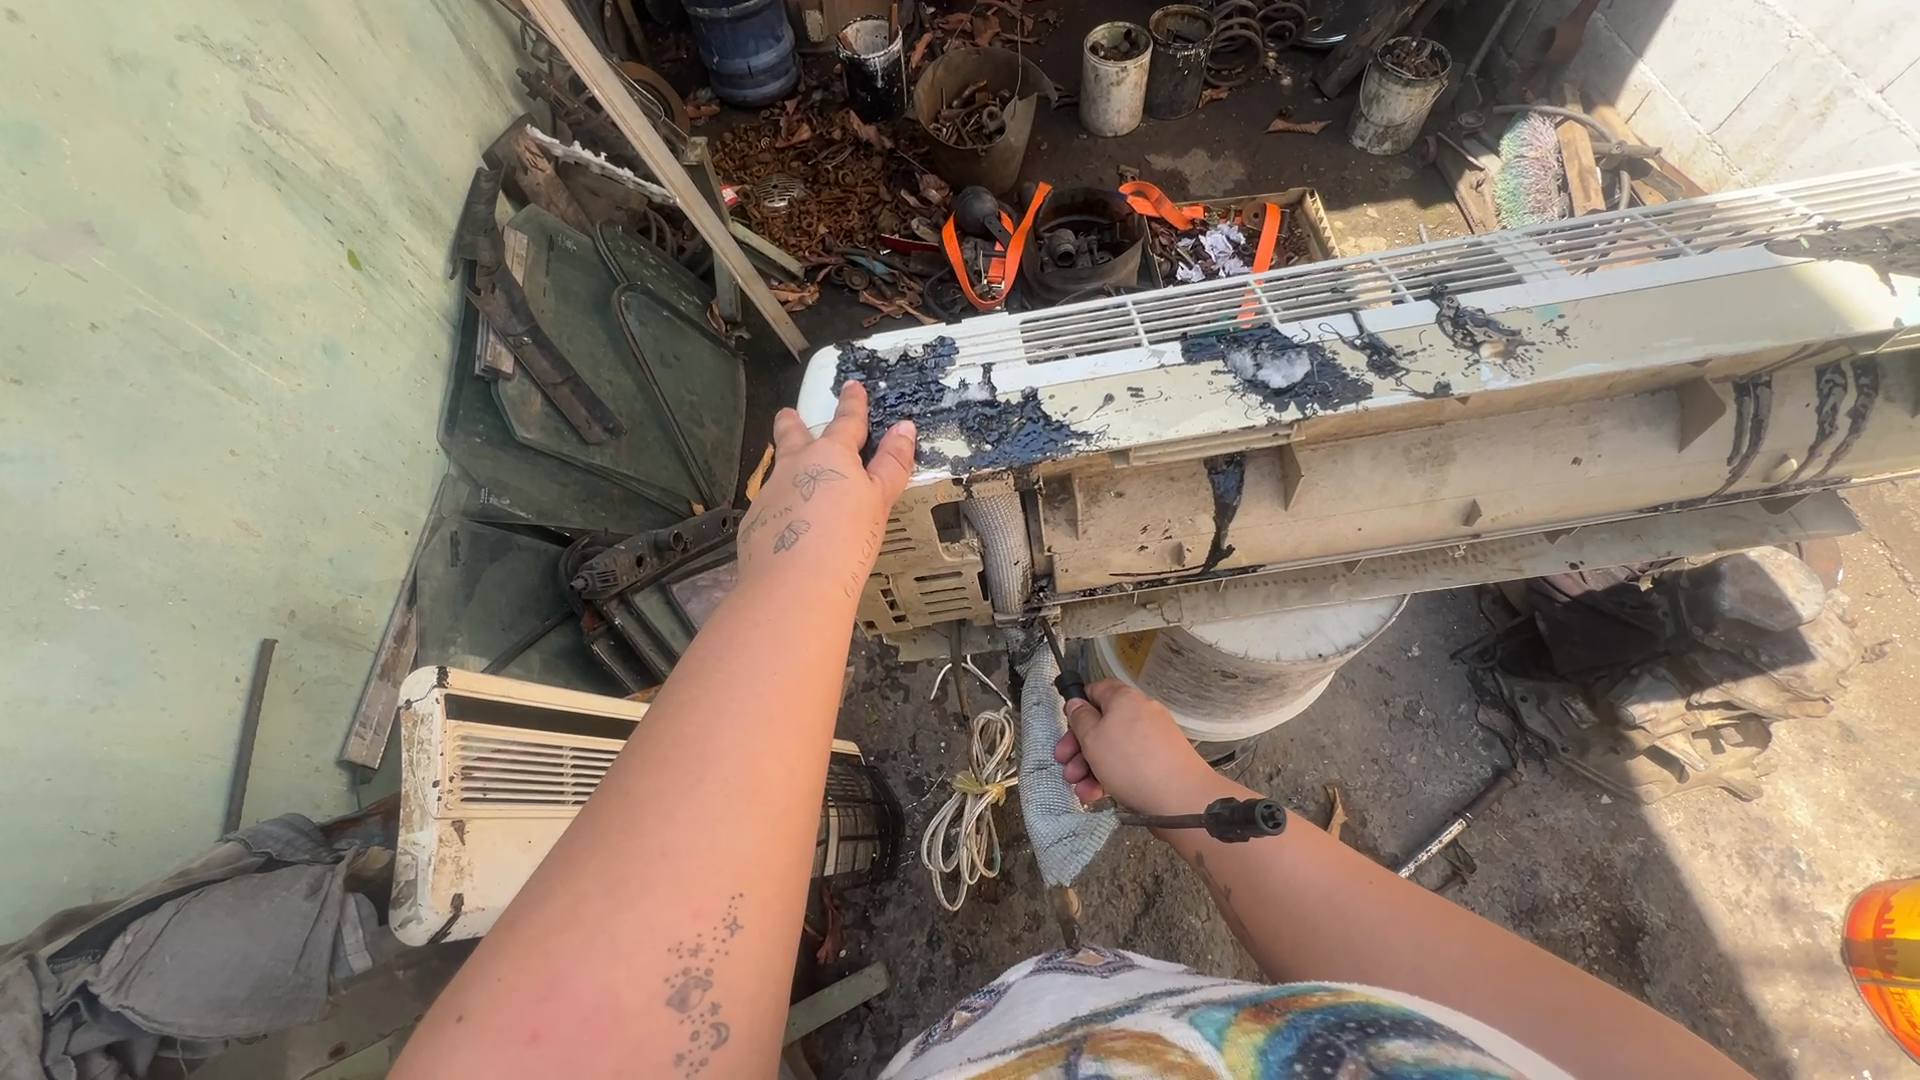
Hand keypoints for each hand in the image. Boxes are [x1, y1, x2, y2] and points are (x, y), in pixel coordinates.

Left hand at [736, 381, 915, 600]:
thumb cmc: (846, 539)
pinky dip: (781, 510)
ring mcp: (770, 494)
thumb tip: (905, 429)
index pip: (846, 421)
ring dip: (787, 469)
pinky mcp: (755, 524)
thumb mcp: (879, 500)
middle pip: (792, 435)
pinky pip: (770, 508)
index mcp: (831, 455)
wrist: (795, 584)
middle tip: (789, 414)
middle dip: (793, 422)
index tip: (851, 386)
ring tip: (794, 477)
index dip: (852, 403)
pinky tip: (790, 529)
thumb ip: (891, 464)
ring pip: (778, 472)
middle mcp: (795, 467)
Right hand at [1052, 680, 1219, 814]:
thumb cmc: (1132, 763)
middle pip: (1102, 723)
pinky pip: (1128, 764)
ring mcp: (1152, 739)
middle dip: (1079, 747)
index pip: (1097, 690)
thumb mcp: (1092, 738)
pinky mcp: (1159, 762)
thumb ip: (1080, 718)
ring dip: (1090, 767)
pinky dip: (1111, 776)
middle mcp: (1141, 713)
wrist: (1180, 799)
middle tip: (1065, 764)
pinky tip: (1097, 795)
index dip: (1079, 706)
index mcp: (1125, 698)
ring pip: (1113, 748)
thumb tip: (1076, 704)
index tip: (1067, 725)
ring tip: (1080, 788)